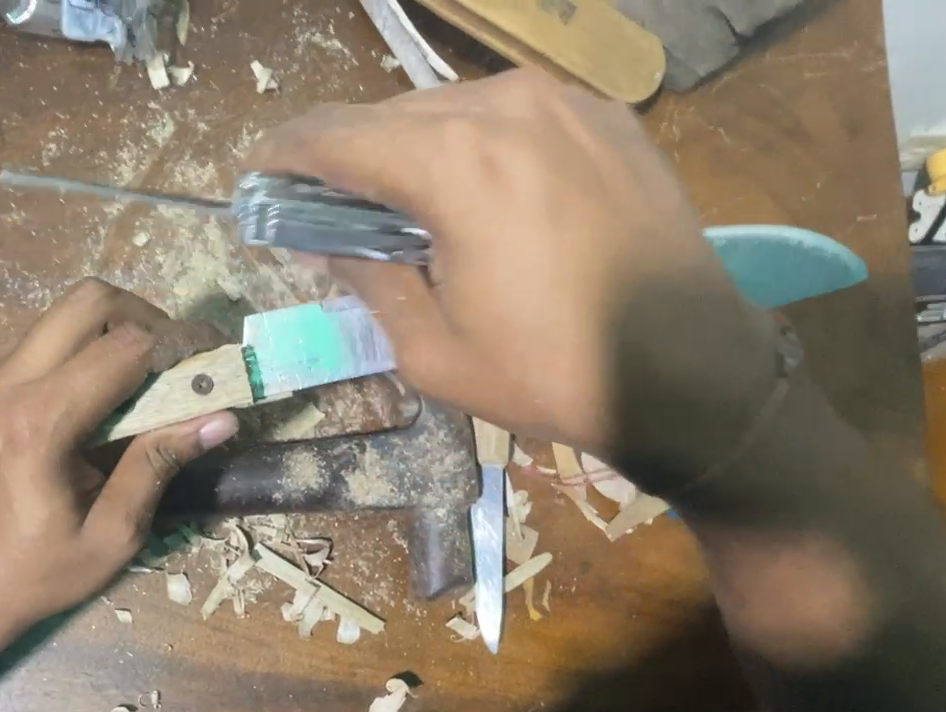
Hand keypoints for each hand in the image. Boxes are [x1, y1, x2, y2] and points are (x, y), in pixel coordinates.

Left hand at [0, 279, 236, 654]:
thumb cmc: (35, 574)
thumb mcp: (112, 533)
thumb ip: (158, 465)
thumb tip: (219, 418)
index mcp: (41, 422)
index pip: (126, 348)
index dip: (179, 348)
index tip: (212, 363)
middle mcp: (9, 384)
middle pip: (88, 301)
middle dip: (144, 318)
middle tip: (175, 361)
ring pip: (63, 316)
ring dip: (114, 331)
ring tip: (147, 378)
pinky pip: (43, 343)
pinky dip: (84, 351)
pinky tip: (105, 398)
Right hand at [246, 69, 782, 493]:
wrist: (687, 374)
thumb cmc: (547, 373)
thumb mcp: (431, 351)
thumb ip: (368, 279)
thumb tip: (329, 241)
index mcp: (455, 163)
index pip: (339, 135)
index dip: (286, 152)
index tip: (258, 173)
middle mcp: (507, 106)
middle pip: (392, 114)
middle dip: (346, 156)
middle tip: (323, 206)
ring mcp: (566, 103)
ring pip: (452, 108)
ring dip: (408, 150)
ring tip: (393, 203)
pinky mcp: (606, 120)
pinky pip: (511, 117)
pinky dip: (471, 146)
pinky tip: (468, 192)